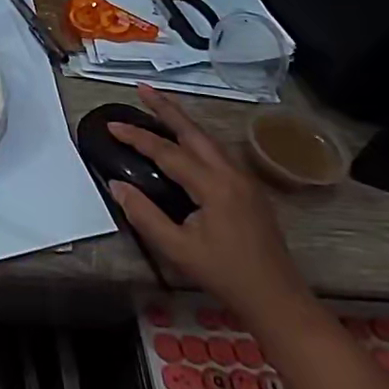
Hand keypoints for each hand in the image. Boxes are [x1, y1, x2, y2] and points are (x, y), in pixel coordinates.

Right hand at [107, 85, 310, 325]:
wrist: (277, 300)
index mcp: (213, 186)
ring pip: (208, 139)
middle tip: (142, 88)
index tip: (111, 125)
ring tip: (160, 106)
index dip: (137, 137)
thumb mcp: (177, 249)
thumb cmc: (225, 275)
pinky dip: (195, 137)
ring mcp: (244, 180)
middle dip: (166, 108)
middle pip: (194, 132)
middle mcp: (231, 174)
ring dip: (182, 120)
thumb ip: (144, 214)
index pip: (167, 152)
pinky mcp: (249, 190)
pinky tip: (186, 140)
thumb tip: (117, 185)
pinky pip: (217, 152)